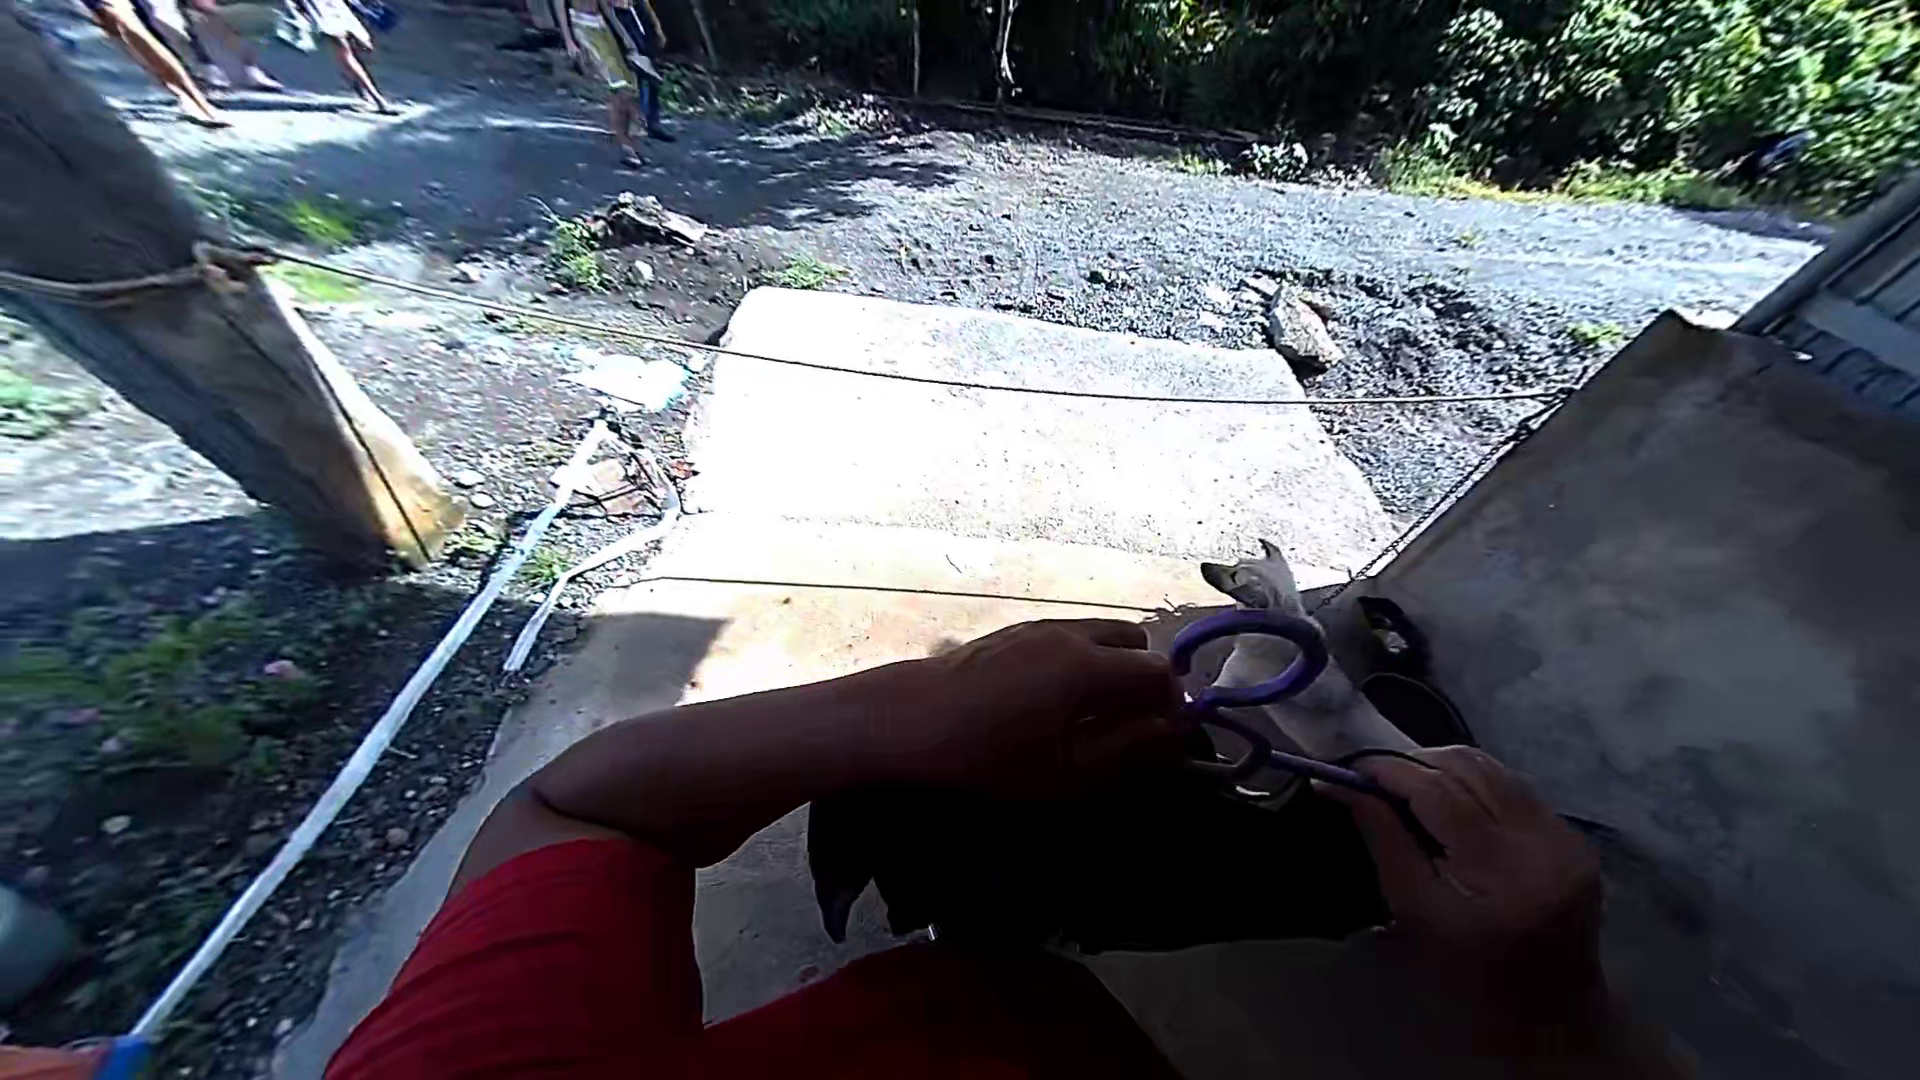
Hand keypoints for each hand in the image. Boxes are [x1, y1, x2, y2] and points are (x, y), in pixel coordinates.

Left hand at [863, 619, 1183, 797]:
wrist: (908, 719)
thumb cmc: (988, 756)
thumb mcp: (1066, 771)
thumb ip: (1129, 748)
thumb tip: (1174, 730)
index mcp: (1088, 664)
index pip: (1158, 670)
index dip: (1171, 704)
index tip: (1162, 738)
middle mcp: (1068, 632)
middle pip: (1132, 640)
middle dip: (1143, 678)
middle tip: (1128, 723)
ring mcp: (1036, 625)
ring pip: (1098, 634)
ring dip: (1111, 666)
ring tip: (1089, 712)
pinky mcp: (1012, 630)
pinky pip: (1066, 635)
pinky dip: (1079, 658)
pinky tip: (1050, 697)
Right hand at [1318, 747, 1603, 1007]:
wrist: (1548, 1014)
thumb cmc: (1465, 966)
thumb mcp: (1408, 901)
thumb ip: (1378, 831)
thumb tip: (1336, 781)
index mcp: (1503, 869)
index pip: (1438, 791)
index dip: (1387, 769)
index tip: (1348, 769)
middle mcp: (1544, 844)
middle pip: (1467, 767)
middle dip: (1410, 763)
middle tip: (1374, 778)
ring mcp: (1565, 837)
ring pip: (1488, 767)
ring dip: (1438, 765)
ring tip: (1406, 785)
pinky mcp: (1570, 836)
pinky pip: (1506, 783)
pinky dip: (1466, 780)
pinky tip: (1444, 800)